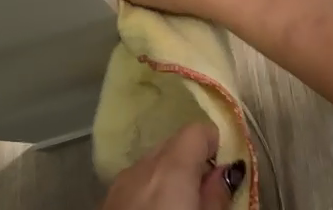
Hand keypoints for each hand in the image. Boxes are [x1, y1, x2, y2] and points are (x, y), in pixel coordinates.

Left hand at [100, 123, 240, 209]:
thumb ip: (217, 195)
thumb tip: (226, 171)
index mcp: (171, 166)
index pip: (199, 130)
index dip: (218, 145)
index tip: (228, 171)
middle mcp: (141, 166)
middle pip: (174, 146)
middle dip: (193, 164)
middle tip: (207, 197)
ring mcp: (118, 186)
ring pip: (152, 167)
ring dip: (169, 181)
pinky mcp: (104, 205)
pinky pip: (135, 188)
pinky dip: (148, 197)